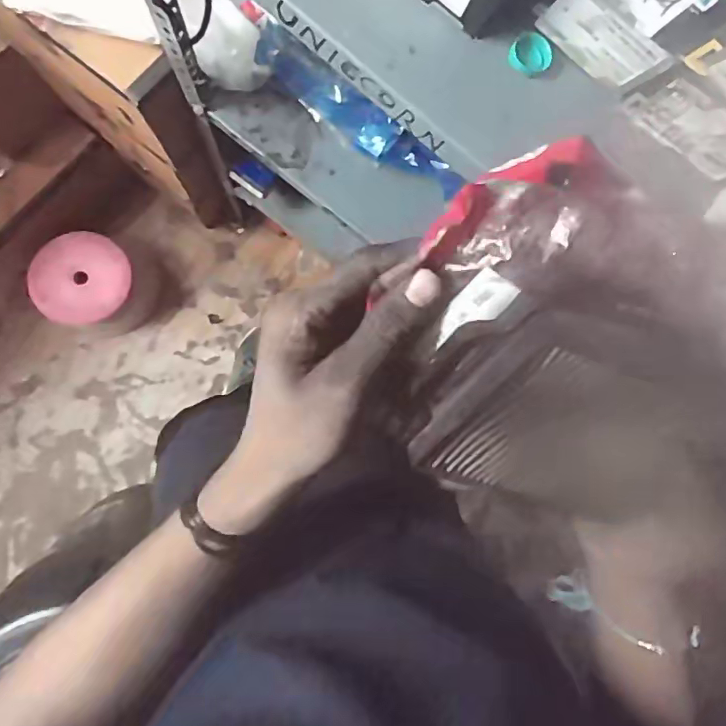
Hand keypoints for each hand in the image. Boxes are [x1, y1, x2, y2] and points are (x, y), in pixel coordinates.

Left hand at [199, 242, 442, 531]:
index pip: (362, 265)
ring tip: (447, 294)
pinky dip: (388, 318)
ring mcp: (309, 320)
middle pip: (363, 277)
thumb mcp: (347, 381)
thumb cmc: (302, 432)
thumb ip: (386, 328)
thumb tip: (430, 277)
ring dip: (401, 296)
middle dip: (409, 276)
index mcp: (300, 306)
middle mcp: (302, 302)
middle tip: (457, 276)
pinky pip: (359, 317)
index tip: (453, 251)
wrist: (268, 474)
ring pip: (365, 296)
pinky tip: (417, 322)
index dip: (408, 256)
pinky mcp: (319, 338)